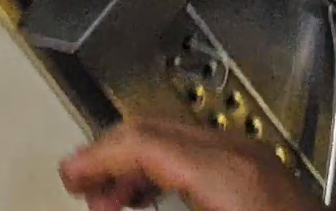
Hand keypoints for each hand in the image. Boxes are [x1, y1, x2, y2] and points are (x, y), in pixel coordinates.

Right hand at [59, 116, 317, 210]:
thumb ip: (148, 206)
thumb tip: (105, 203)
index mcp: (225, 170)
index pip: (139, 140)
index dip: (95, 156)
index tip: (69, 174)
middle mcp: (240, 152)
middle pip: (153, 130)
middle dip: (111, 158)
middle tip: (83, 190)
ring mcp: (256, 160)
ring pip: (174, 140)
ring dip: (137, 167)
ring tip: (112, 202)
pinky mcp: (265, 176)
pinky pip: (199, 158)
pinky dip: (167, 173)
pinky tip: (154, 199)